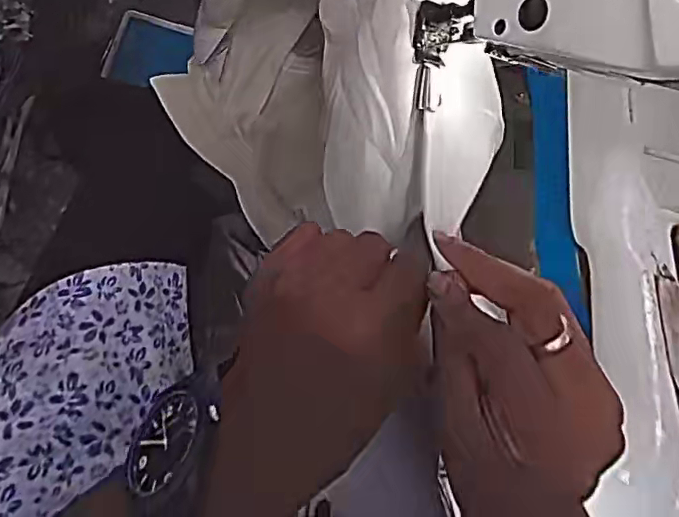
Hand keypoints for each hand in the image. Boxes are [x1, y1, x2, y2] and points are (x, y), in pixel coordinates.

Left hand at [203, 223, 427, 516]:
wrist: (260, 441)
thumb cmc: (323, 426)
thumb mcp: (391, 384)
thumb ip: (412, 324)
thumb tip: (418, 286)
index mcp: (369, 327)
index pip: (410, 266)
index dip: (413, 281)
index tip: (408, 290)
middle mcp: (331, 295)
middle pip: (377, 245)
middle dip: (381, 271)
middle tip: (373, 298)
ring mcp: (295, 281)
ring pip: (343, 237)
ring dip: (348, 261)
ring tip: (341, 292)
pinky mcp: (268, 275)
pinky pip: (306, 235)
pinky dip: (315, 252)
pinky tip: (317, 281)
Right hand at [429, 233, 623, 514]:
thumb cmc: (496, 493)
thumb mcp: (458, 426)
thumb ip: (455, 354)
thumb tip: (448, 293)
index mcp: (544, 421)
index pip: (500, 336)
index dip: (465, 297)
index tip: (441, 275)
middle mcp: (585, 402)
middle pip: (542, 307)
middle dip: (493, 269)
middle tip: (456, 249)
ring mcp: (600, 392)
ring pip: (556, 308)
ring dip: (510, 279)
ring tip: (473, 262)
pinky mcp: (602, 384)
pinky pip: (564, 323)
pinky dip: (530, 302)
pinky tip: (502, 289)